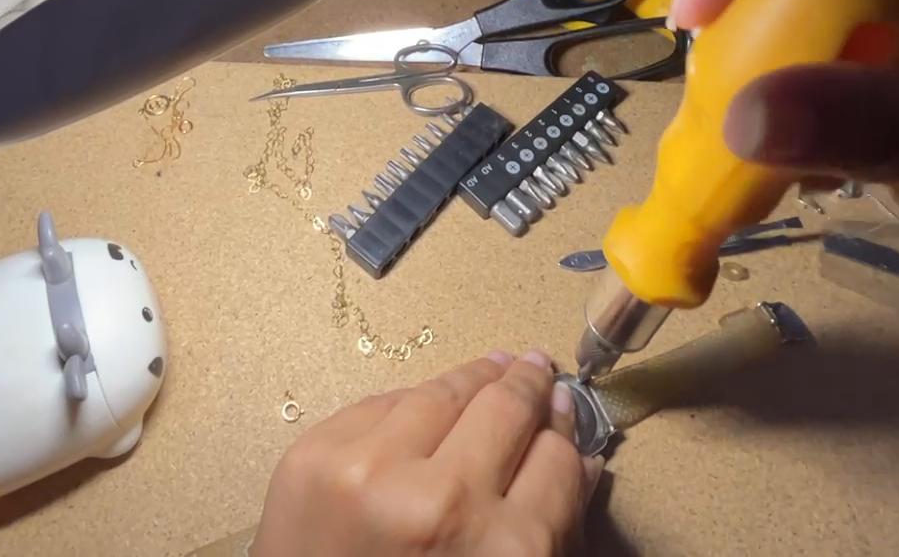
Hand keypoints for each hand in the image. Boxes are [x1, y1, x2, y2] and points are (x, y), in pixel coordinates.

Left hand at [251, 350, 602, 555]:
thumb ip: (545, 531)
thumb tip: (579, 457)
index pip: (555, 463)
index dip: (563, 432)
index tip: (563, 408)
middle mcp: (438, 502)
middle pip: (504, 410)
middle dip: (527, 385)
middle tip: (536, 365)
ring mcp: (371, 469)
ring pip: (443, 392)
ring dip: (475, 376)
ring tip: (495, 366)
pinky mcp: (319, 451)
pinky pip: (385, 403)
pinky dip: (414, 401)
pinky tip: (433, 397)